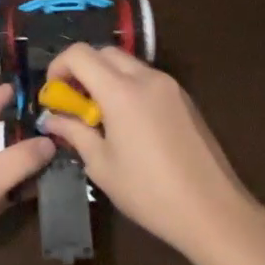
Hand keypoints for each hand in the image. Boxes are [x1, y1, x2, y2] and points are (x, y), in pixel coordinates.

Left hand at [0, 85, 55, 264]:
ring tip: (68, 147)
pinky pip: (13, 182)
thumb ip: (21, 158)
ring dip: (34, 156)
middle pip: (5, 131)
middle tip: (66, 121)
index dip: (12, 94)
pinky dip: (29, 181)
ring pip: (11, 158)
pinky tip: (54, 179)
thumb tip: (52, 141)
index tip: (39, 82)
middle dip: (32, 128)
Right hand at [36, 45, 263, 255]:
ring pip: (128, 65)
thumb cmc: (148, 192)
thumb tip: (52, 119)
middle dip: (82, 70)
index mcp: (121, 91)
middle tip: (73, 103)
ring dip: (106, 79)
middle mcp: (147, 78)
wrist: (212, 211)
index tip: (53, 94)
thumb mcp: (101, 165)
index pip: (80, 54)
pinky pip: (148, 81)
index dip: (58, 66)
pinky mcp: (185, 100)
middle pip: (105, 53)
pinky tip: (128, 125)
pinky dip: (129, 89)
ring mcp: (171, 87)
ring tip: (100, 116)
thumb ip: (75, 133)